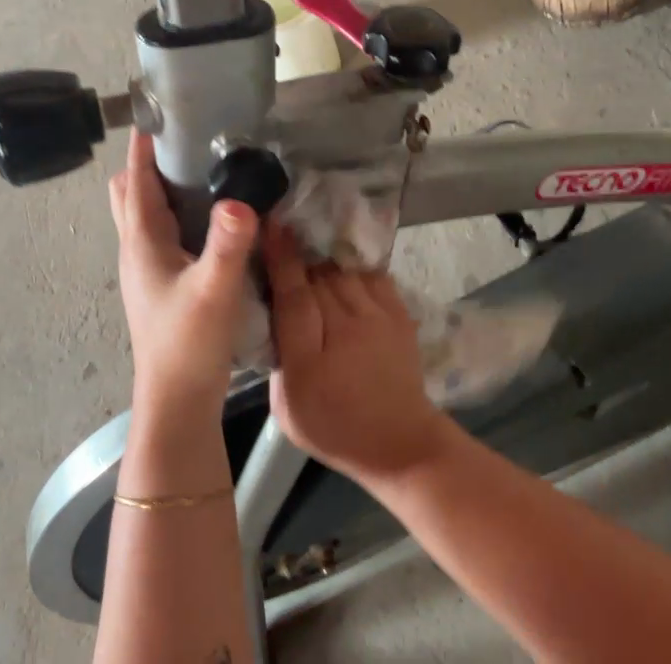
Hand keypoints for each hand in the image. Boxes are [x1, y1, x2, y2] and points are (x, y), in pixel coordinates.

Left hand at [109, 130, 258, 411]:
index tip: (160, 112)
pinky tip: (214, 219)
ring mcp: (148, 270)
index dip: (142, 147)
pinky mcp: (163, 285)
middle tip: (188, 141)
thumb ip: (227, 245)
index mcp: (142, 243)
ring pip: (146, 215)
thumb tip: (240, 199)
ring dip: (164, 188)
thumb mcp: (214, 292)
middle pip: (130, 194)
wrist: (178, 401)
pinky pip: (165, 234)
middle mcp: (138, 251)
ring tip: (205, 168)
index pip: (134, 181)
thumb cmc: (188, 345)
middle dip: (149, 163)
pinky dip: (179, 214)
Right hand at [264, 223, 456, 483]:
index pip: (294, 296)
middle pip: (318, 276)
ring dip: (325, 266)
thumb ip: (278, 359)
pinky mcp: (400, 315)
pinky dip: (355, 272)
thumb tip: (271, 318)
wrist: (399, 442)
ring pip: (344, 273)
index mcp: (310, 359)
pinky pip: (372, 277)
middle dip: (299, 261)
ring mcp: (378, 319)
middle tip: (283, 250)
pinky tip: (344, 274)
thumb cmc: (334, 429)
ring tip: (312, 265)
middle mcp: (347, 330)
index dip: (280, 259)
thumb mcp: (287, 408)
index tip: (270, 228)